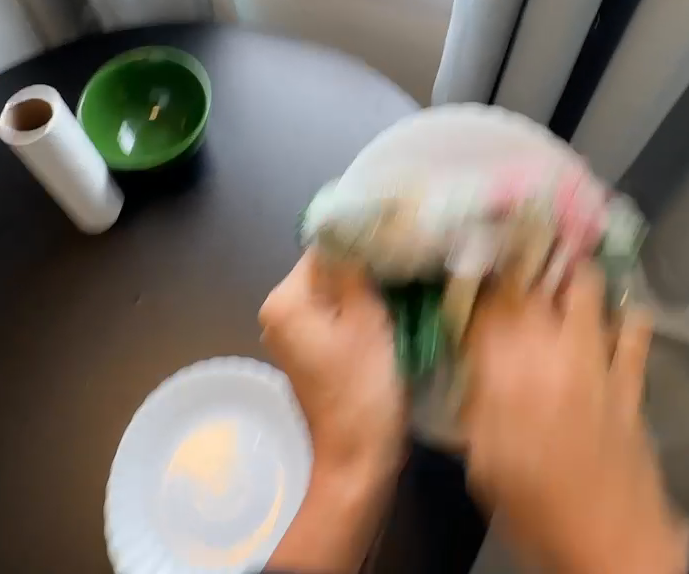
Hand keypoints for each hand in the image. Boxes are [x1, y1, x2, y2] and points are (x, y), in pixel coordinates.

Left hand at [259, 250, 407, 570]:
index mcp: (285, 299)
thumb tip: (361, 225)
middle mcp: (279, 312)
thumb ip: (359, 268)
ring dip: (368, 289)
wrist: (358, 464)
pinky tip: (392, 314)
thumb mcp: (367, 318)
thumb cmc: (363, 389)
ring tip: (407, 286)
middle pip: (329, 268)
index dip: (364, 240)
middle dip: (367, 266)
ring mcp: (292, 334)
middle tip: (409, 264)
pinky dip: (360, 312)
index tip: (401, 240)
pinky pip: (335, 315)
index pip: (326, 246)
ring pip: (336, 292)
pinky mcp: (310, 352)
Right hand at [462, 266, 688, 573]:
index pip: (488, 308)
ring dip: (573, 274)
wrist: (613, 550)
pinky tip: (622, 305)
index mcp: (506, 378)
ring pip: (586, 295)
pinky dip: (627, 315)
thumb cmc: (537, 511)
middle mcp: (550, 358)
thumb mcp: (485, 464)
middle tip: (517, 248)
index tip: (476, 266)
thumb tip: (472, 367)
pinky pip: (634, 334)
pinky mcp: (631, 383)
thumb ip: (477, 407)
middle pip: (535, 286)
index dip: (480, 280)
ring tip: (564, 257)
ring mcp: (597, 365)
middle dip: (524, 259)